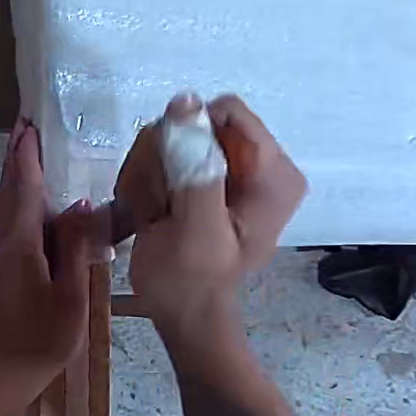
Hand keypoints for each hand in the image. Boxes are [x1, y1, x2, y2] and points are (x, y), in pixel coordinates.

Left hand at [0, 120, 103, 401]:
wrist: (3, 373)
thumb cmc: (42, 339)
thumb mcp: (70, 297)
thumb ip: (75, 249)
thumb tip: (80, 204)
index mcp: (21, 245)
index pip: (23, 189)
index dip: (25, 157)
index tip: (27, 127)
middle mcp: (5, 244)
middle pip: (8, 192)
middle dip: (15, 159)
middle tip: (24, 129)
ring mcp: (1, 258)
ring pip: (7, 207)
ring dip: (16, 178)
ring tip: (30, 156)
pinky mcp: (4, 270)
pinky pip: (12, 224)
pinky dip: (20, 202)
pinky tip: (36, 207)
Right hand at [127, 93, 305, 328]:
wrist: (180, 313)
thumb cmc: (190, 279)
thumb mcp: (197, 226)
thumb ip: (195, 165)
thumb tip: (185, 102)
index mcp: (272, 173)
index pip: (226, 114)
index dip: (186, 138)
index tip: (170, 178)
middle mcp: (253, 164)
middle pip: (190, 124)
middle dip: (161, 162)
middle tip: (156, 206)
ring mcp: (222, 170)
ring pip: (166, 138)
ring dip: (146, 175)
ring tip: (149, 213)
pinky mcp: (197, 178)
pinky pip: (157, 155)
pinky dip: (143, 182)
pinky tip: (146, 212)